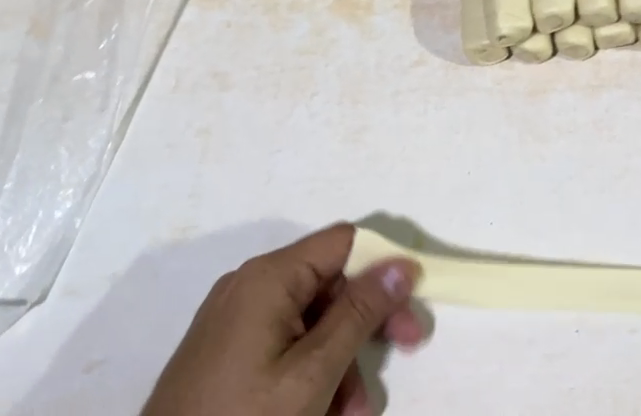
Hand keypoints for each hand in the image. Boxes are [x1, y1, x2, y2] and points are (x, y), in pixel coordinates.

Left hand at [143, 224, 425, 415]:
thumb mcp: (313, 371)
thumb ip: (360, 313)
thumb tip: (402, 263)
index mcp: (269, 276)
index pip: (344, 241)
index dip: (384, 264)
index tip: (414, 301)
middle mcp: (250, 284)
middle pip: (330, 283)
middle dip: (368, 322)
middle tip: (407, 350)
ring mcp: (234, 318)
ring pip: (311, 321)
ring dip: (343, 359)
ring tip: (355, 411)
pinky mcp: (226, 351)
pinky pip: (284, 343)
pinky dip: (311, 370)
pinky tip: (324, 410)